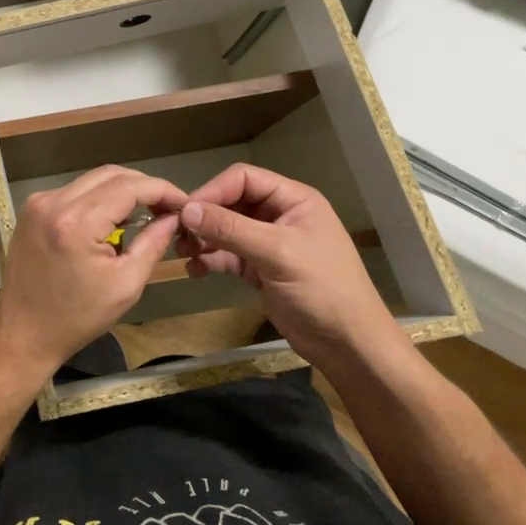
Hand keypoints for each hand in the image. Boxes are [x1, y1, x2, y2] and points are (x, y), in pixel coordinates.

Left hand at [0, 165, 182, 373]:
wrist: (23, 330)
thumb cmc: (77, 317)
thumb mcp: (126, 285)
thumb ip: (152, 244)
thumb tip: (173, 217)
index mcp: (77, 221)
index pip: (129, 186)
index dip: (162, 189)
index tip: (184, 203)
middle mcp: (54, 201)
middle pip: (110, 174)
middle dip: (144, 186)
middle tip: (168, 207)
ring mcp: (39, 202)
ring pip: (91, 180)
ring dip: (121, 191)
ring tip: (145, 213)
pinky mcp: (32, 208)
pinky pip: (73, 191)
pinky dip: (97, 199)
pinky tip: (111, 221)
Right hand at [164, 163, 406, 371]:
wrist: (348, 346)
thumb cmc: (322, 290)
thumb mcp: (277, 254)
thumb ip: (231, 229)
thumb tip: (187, 210)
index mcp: (293, 200)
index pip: (244, 179)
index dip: (214, 190)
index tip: (187, 211)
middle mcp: (279, 215)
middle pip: (231, 202)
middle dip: (204, 217)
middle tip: (177, 234)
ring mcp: (269, 243)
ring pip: (226, 229)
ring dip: (203, 239)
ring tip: (182, 253)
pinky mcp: (260, 269)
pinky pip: (228, 254)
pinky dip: (210, 259)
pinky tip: (194, 271)